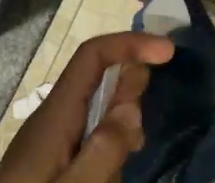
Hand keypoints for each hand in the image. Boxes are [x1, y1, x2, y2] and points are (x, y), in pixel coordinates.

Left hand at [0, 32, 174, 182]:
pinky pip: (84, 142)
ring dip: (118, 131)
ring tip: (122, 170)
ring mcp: (45, 145)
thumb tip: (133, 104)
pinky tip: (108, 178)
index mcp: (54, 116)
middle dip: (129, 95)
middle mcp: (49, 122)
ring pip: (94, 114)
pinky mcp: (46, 168)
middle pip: (97, 81)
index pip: (93, 56)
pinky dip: (105, 151)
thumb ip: (105, 149)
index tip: (169, 53)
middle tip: (139, 142)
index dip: (131, 45)